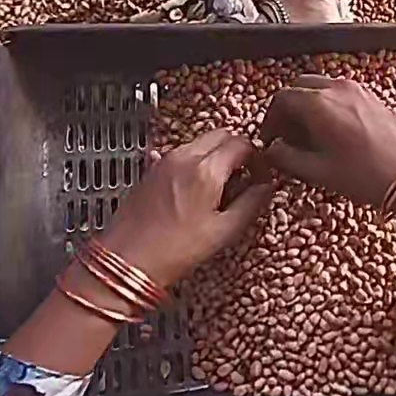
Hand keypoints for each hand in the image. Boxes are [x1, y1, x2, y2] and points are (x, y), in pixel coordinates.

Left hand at [100, 128, 274, 290]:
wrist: (128, 261)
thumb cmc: (173, 250)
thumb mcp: (223, 231)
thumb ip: (251, 203)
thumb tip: (267, 187)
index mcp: (207, 170)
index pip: (243, 143)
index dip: (257, 157)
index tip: (261, 174)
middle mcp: (185, 157)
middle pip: (222, 135)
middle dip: (237, 150)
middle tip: (244, 177)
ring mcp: (165, 160)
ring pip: (200, 142)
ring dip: (216, 155)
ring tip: (219, 188)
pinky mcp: (152, 169)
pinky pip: (181, 154)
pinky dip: (195, 162)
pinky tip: (195, 190)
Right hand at [257, 75, 395, 207]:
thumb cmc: (365, 176)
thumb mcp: (317, 171)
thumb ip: (285, 157)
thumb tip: (271, 149)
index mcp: (319, 103)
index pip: (281, 98)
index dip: (270, 119)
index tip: (270, 139)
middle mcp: (337, 88)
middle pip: (299, 87)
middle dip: (288, 109)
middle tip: (285, 135)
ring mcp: (358, 90)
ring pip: (320, 87)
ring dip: (307, 105)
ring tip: (308, 136)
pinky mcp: (373, 98)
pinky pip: (339, 93)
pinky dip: (327, 105)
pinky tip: (331, 133)